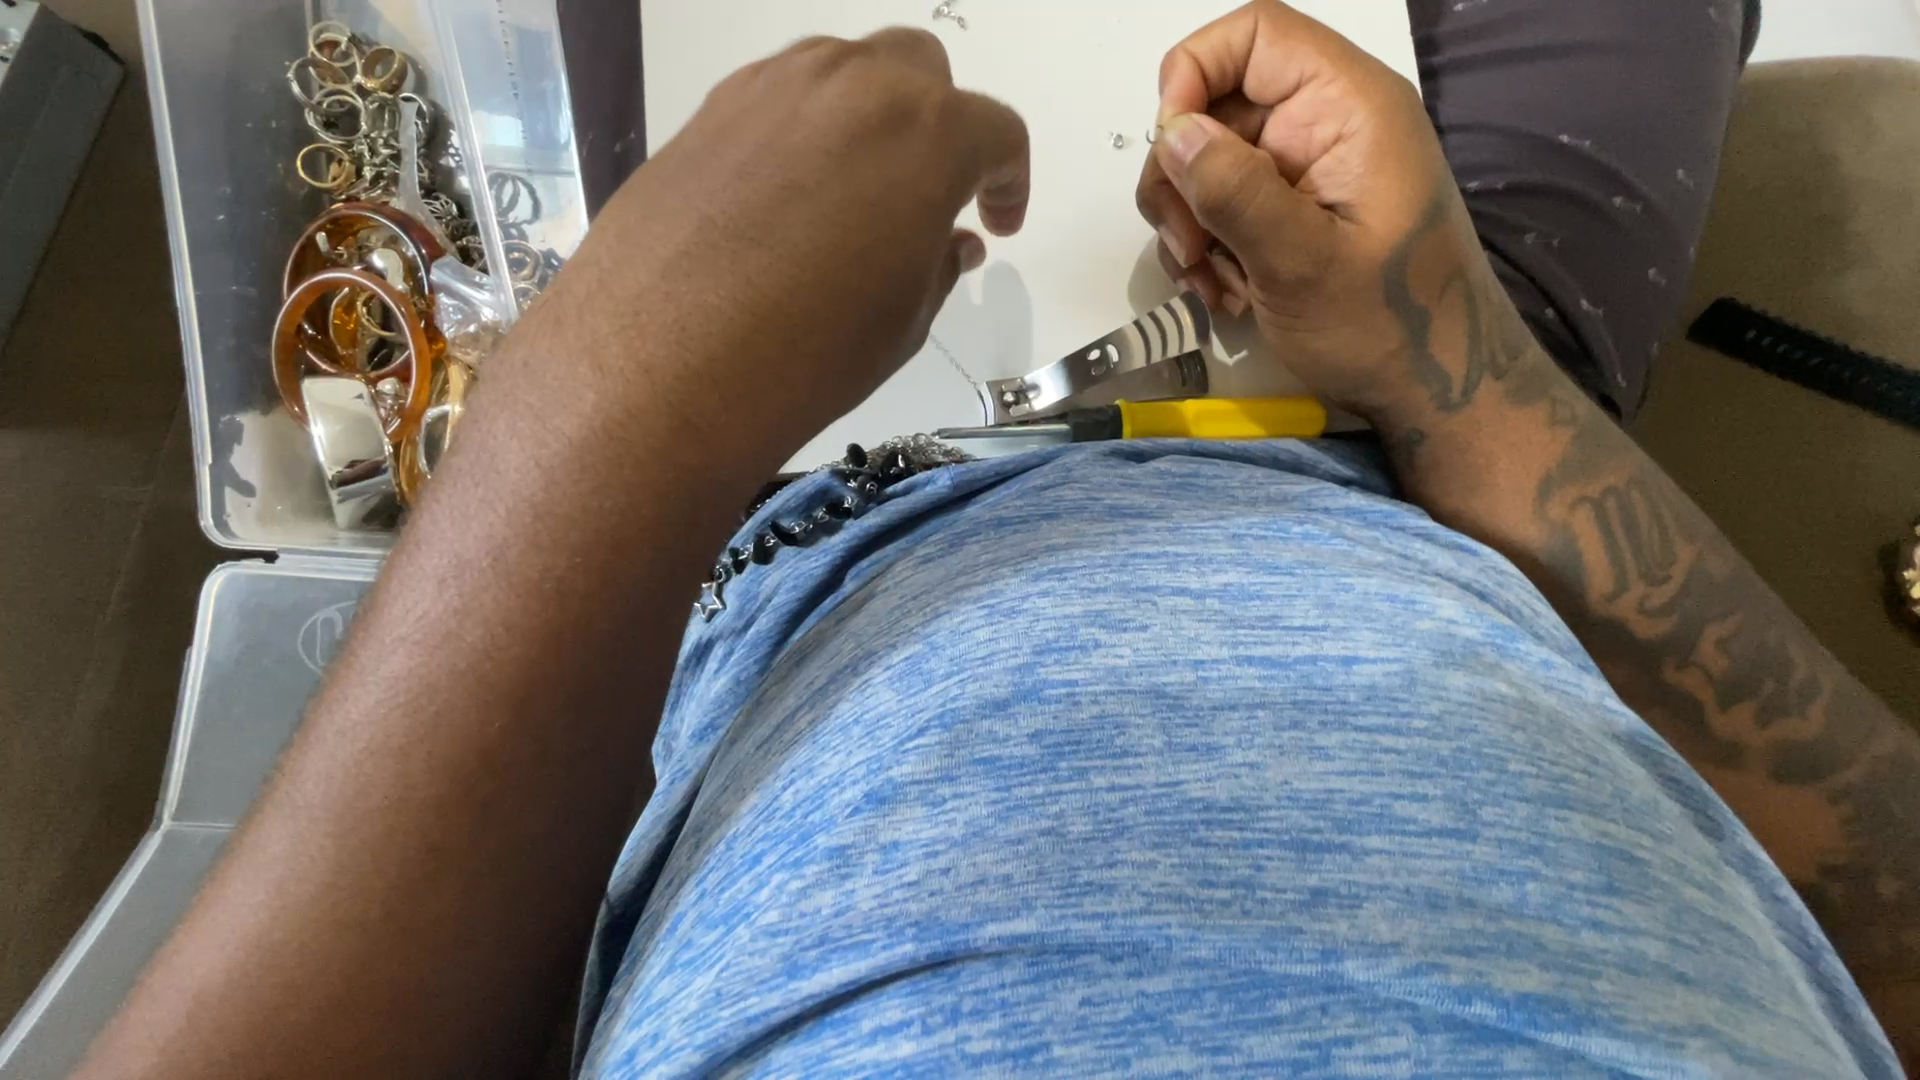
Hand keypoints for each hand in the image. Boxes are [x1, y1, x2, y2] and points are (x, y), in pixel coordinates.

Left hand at [524, 29, 1028, 458]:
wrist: (665, 365)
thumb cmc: (812, 353)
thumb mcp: (905, 322)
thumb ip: (939, 264)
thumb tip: (950, 239)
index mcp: (926, 133)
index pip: (996, 132)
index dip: (1010, 180)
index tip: (998, 224)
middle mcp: (853, 84)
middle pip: (922, 74)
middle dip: (942, 132)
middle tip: (930, 202)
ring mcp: (773, 87)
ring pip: (847, 77)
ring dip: (873, 127)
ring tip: (858, 204)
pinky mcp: (711, 110)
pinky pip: (784, 103)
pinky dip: (809, 137)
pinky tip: (792, 206)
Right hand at [1137, 0, 1520, 423]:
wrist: (1423, 385)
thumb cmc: (1381, 325)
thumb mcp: (1302, 262)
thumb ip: (1237, 191)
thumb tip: (1172, 133)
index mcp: (1345, 108)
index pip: (1254, 35)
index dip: (1193, 75)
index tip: (1170, 152)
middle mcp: (1319, 127)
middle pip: (1214, 108)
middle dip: (1181, 179)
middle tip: (1189, 247)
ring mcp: (1299, 174)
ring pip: (1204, 167)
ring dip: (1187, 226)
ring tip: (1209, 280)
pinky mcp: (1284, 216)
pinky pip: (1217, 212)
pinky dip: (1204, 252)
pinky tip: (1224, 293)